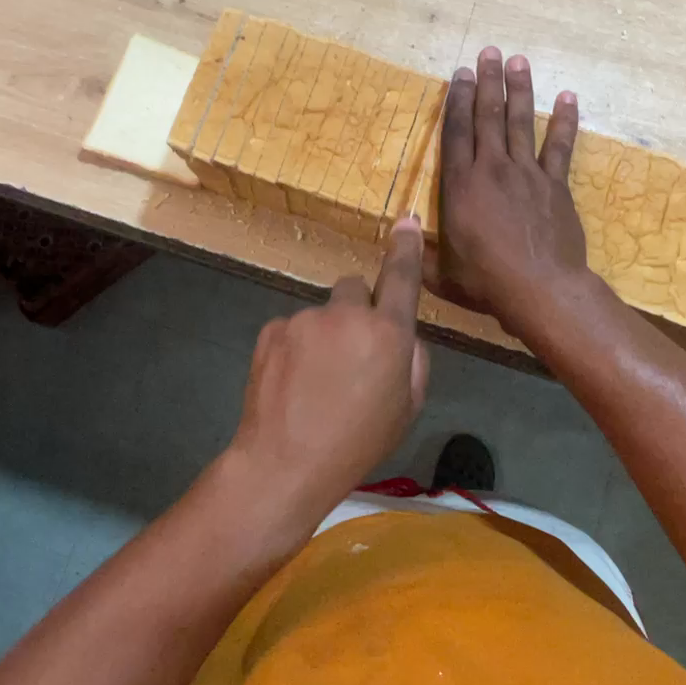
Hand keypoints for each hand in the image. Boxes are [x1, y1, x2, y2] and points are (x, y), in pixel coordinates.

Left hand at [224, 220, 429, 529]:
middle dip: (356, 311)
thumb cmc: (357, 443)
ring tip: (314, 382)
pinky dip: (294, 347)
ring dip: (323, 335)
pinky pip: (292, 329)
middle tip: (350, 355)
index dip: (405, 248)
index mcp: (388, 333)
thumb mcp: (408, 408)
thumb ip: (413, 361)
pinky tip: (291, 382)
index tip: (406, 222)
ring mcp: (304, 319)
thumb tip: (402, 336)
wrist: (285, 462)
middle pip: (355, 289)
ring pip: (321, 314)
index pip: (401, 278)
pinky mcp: (272, 330)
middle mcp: (346, 315)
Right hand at [425, 46, 591, 335]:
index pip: (455, 133)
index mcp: (459, 187)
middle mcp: (491, 170)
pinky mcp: (555, 185)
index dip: (455, 101)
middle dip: (487, 82)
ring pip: (522, 122)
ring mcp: (527, 174)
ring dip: (519, 90)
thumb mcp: (440, 273)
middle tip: (488, 52)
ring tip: (518, 61)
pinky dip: (564, 121)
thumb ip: (420, 253)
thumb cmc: (485, 283)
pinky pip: (560, 146)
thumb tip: (402, 236)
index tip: (458, 74)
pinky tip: (567, 97)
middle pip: (488, 117)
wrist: (540, 288)